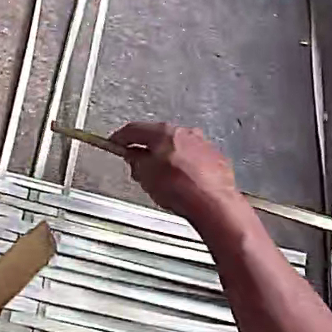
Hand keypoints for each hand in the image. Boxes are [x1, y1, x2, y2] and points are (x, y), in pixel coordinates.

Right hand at [110, 122, 242, 219]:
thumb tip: (134, 156)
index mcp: (164, 133)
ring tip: (162, 179)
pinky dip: (186, 166)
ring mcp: (203, 144)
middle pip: (158, 137)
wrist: (212, 202)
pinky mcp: (215, 158)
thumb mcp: (145, 176)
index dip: (121, 137)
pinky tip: (183, 182)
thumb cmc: (180, 189)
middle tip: (138, 165)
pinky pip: (195, 158)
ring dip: (168, 158)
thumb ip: (136, 162)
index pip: (135, 129)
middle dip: (147, 149)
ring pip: (178, 147)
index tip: (115, 142)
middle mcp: (185, 133)